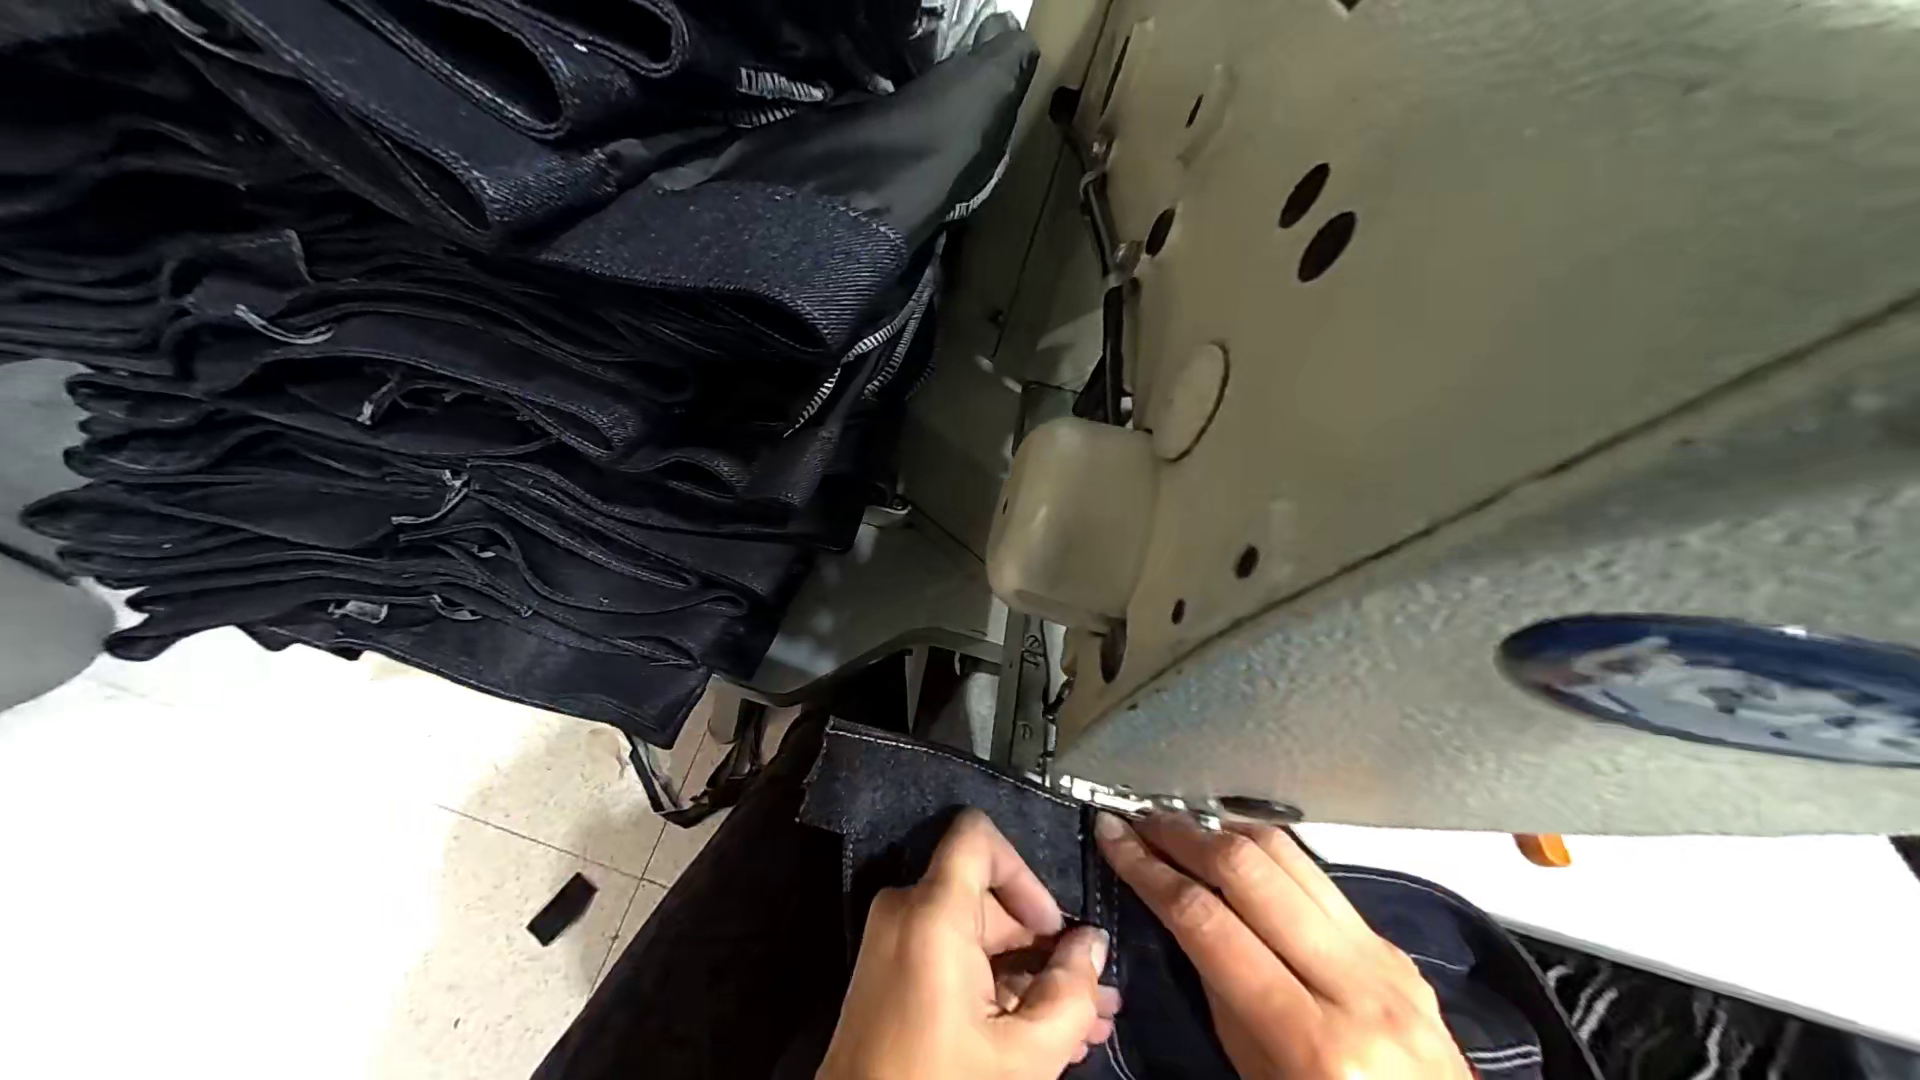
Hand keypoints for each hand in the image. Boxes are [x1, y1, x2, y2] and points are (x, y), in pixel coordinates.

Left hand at [819, 809, 1121, 1079]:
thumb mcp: (1023, 1056)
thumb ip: (1071, 993)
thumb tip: (1092, 945)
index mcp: (932, 911)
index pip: (978, 836)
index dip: (1024, 871)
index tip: (1051, 928)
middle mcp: (906, 909)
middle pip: (986, 891)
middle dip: (1042, 940)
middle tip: (1092, 990)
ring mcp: (895, 939)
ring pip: (975, 928)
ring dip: (1028, 968)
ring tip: (1082, 1017)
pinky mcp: (892, 968)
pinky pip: (952, 950)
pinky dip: (993, 978)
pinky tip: (1040, 1025)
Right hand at [1095, 812, 1471, 1079]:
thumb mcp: (1253, 1076)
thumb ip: (1218, 987)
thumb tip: (1178, 904)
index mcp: (1313, 1043)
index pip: (1206, 921)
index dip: (1148, 869)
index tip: (1112, 836)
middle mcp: (1356, 986)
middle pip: (1249, 868)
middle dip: (1182, 832)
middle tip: (1139, 819)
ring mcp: (1384, 959)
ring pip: (1288, 854)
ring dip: (1220, 827)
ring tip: (1178, 824)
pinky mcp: (1394, 946)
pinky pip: (1316, 877)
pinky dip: (1263, 852)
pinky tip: (1232, 849)